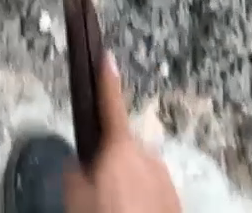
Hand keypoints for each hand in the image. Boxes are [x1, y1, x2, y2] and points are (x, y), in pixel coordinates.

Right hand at [63, 55, 181, 212]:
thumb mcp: (74, 198)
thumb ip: (75, 173)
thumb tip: (82, 166)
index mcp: (119, 147)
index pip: (109, 103)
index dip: (106, 78)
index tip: (107, 54)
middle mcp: (146, 155)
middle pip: (121, 149)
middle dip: (111, 163)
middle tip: (98, 191)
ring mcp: (165, 179)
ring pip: (138, 174)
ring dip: (127, 186)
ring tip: (115, 209)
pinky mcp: (177, 201)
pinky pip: (152, 193)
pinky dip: (141, 202)